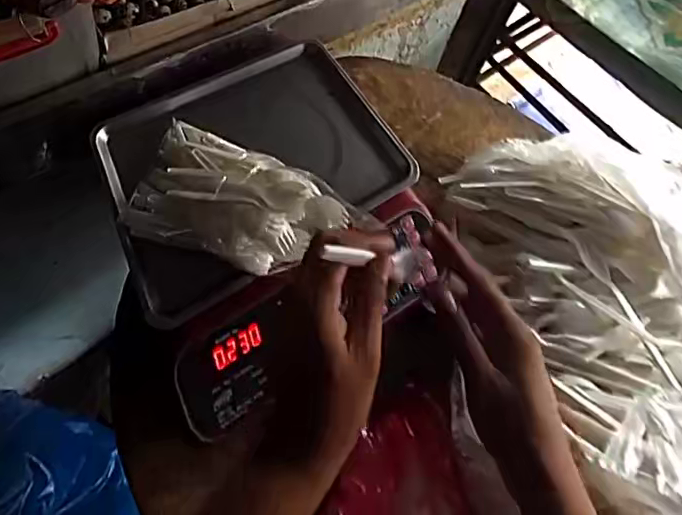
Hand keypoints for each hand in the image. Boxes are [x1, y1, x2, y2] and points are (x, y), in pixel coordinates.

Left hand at [214, 229, 394, 514]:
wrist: (299, 443)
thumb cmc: (340, 405)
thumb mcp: (366, 352)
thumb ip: (372, 299)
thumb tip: (382, 257)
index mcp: (314, 303)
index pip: (334, 245)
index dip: (364, 237)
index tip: (392, 244)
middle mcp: (295, 295)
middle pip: (322, 244)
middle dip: (356, 240)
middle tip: (387, 251)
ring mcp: (289, 304)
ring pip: (317, 258)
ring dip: (348, 253)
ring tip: (380, 266)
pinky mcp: (290, 314)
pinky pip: (314, 276)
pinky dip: (338, 270)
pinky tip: (362, 285)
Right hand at [429, 223, 595, 514]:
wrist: (541, 470)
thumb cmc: (511, 424)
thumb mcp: (481, 379)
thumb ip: (460, 333)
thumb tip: (437, 289)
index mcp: (511, 329)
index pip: (479, 282)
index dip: (456, 254)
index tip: (435, 229)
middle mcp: (513, 330)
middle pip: (480, 290)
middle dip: (455, 265)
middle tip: (428, 243)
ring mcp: (511, 346)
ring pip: (480, 307)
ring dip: (457, 288)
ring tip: (431, 270)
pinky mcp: (506, 363)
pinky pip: (481, 326)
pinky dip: (462, 313)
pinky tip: (447, 312)